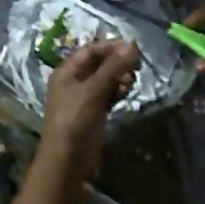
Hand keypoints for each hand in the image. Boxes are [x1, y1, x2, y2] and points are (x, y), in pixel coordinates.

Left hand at [40, 41, 138, 180]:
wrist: (68, 158)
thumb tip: (133, 45)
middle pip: (99, 64)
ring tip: (131, 82)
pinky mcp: (94, 111)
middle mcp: (74, 81)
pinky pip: (108, 94)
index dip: (111, 47)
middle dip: (118, 62)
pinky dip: (118, 90)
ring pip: (106, 79)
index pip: (90, 50)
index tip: (133, 47)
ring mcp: (84, 97)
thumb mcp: (93, 90)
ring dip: (119, 77)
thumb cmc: (75, 118)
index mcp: (67, 71)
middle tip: (136, 66)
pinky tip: (126, 92)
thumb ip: (113, 67)